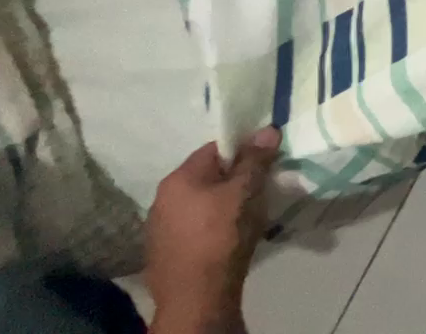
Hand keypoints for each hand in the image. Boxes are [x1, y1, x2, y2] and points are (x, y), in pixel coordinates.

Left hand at [145, 129, 279, 331]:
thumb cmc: (222, 232)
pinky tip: (229, 234)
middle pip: (207, 175)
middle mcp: (161, 199)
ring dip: (224, 201)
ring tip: (248, 211)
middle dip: (235, 177)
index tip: (265, 159)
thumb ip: (256, 158)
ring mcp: (158, 228)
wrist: (196, 295)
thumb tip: (267, 129)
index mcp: (178, 179)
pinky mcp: (164, 251)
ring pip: (200, 201)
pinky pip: (194, 224)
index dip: (244, 150)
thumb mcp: (247, 190)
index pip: (215, 148)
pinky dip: (212, 223)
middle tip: (261, 185)